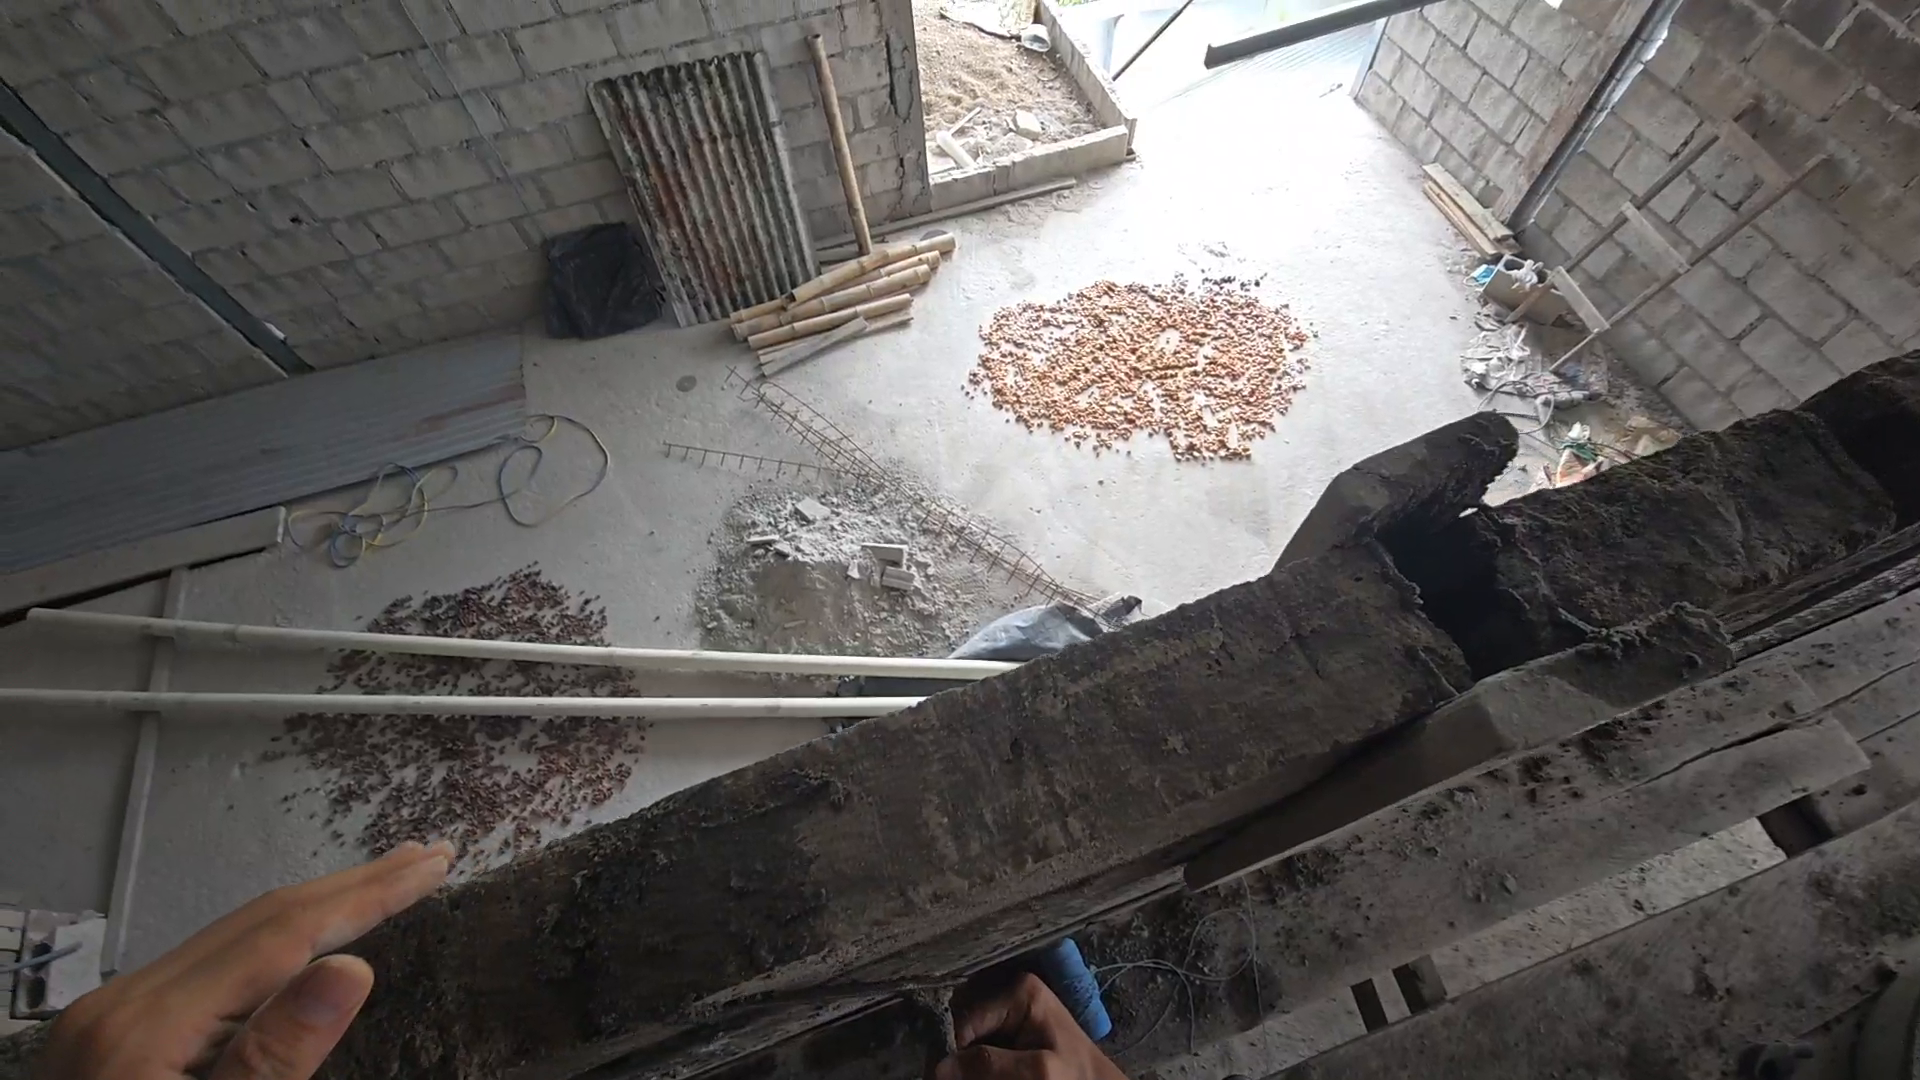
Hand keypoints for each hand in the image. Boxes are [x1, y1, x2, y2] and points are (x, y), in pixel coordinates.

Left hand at [36, 841, 451, 1079]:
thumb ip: (274, 1058)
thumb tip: (355, 965)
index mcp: (150, 1026)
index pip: (290, 930)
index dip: (373, 894)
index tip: (440, 865)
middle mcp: (128, 999)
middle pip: (270, 915)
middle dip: (362, 880)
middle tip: (437, 852)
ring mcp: (118, 1009)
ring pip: (249, 925)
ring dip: (332, 895)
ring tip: (397, 871)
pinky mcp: (121, 1023)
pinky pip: (229, 949)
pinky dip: (293, 923)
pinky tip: (321, 920)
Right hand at [934, 974, 1128, 1079]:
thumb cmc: (1076, 1075)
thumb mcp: (1038, 1072)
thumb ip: (991, 1065)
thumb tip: (940, 1068)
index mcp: (1019, 990)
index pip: (967, 1017)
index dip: (948, 1047)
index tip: (933, 1073)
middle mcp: (1008, 993)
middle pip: (964, 1024)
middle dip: (952, 1052)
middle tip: (938, 1073)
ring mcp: (1007, 1012)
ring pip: (967, 1037)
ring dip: (960, 1060)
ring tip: (947, 1073)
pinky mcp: (1007, 1031)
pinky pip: (979, 1045)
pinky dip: (972, 1063)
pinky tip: (965, 1070)